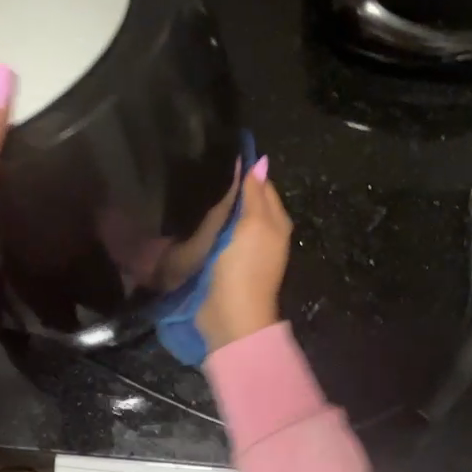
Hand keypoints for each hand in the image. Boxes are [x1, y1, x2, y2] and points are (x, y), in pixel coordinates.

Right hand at [197, 157, 290, 355]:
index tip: (223, 155)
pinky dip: (211, 225)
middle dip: (232, 187)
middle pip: (249, 202)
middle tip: (204, 168)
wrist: (232, 316)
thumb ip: (254, 194)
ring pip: (234, 219)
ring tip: (196, 187)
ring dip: (219, 207)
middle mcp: (265, 234)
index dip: (247, 171)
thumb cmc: (245, 266)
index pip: (263, 186)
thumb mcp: (253, 224)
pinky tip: (195, 217)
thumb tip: (260, 161)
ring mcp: (245, 251)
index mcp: (276, 222)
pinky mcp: (226, 265)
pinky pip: (220, 236)